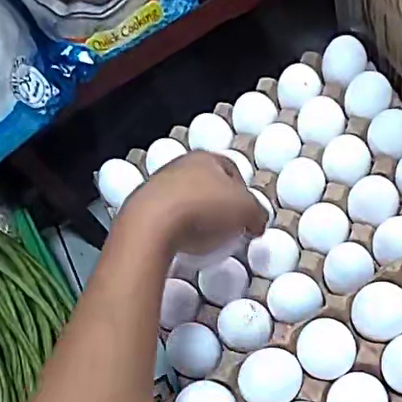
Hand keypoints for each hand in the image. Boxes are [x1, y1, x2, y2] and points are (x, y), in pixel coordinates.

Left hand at [115, 151, 266, 256]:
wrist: (152, 225)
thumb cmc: (201, 207)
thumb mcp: (247, 210)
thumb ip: (258, 214)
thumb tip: (257, 222)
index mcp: (206, 158)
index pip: (233, 170)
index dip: (245, 193)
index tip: (249, 213)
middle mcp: (179, 166)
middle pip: (208, 185)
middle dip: (221, 206)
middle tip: (231, 227)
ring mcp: (158, 186)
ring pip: (188, 201)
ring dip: (199, 219)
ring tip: (208, 239)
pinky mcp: (143, 209)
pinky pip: (169, 219)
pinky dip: (180, 230)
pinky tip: (186, 243)